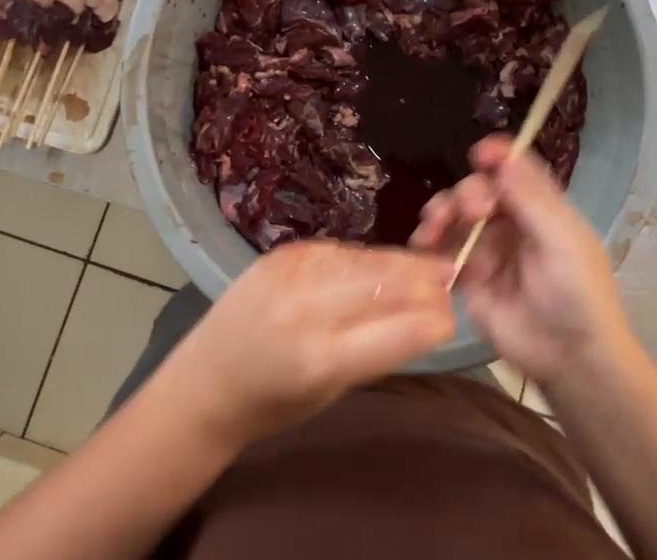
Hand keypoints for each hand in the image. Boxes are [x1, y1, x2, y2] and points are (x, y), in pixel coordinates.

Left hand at [153, 240, 455, 448]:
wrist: (204, 382)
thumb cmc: (270, 405)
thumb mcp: (330, 392)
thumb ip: (374, 352)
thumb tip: (421, 318)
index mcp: (321, 359)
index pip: (398, 332)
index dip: (434, 321)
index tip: (452, 317)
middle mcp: (306, 310)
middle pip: (385, 285)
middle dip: (424, 282)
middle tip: (450, 279)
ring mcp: (290, 276)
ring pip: (364, 260)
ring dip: (400, 263)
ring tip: (427, 265)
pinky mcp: (279, 255)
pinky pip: (337, 251)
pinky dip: (364, 258)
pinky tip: (381, 263)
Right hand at [410, 136, 635, 388]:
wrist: (570, 357)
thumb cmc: (578, 294)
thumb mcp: (562, 241)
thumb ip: (530, 198)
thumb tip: (503, 154)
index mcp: (540, 208)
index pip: (513, 170)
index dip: (495, 157)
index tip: (478, 154)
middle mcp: (511, 224)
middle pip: (477, 191)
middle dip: (466, 194)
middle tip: (469, 212)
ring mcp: (486, 251)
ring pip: (454, 218)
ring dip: (440, 213)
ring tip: (432, 227)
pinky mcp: (467, 280)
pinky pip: (441, 253)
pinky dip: (429, 246)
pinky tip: (424, 247)